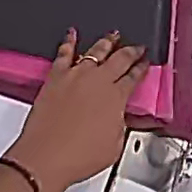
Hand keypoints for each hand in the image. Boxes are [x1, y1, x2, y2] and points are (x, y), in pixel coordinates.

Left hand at [6, 30, 147, 191]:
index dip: (142, 68)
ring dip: (107, 42)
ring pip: (96, 50)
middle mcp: (98, 80)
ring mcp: (76, 76)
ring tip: (114, 35)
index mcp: (117, 96)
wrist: (45, 157)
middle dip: (132, 51)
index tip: (145, 63)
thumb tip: (118, 118)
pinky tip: (72, 34)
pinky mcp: (56, 77)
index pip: (134, 76)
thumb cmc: (78, 156)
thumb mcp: (114, 146)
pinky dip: (69, 41)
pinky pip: (65, 52)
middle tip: (138, 47)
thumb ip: (120, 125)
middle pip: (120, 58)